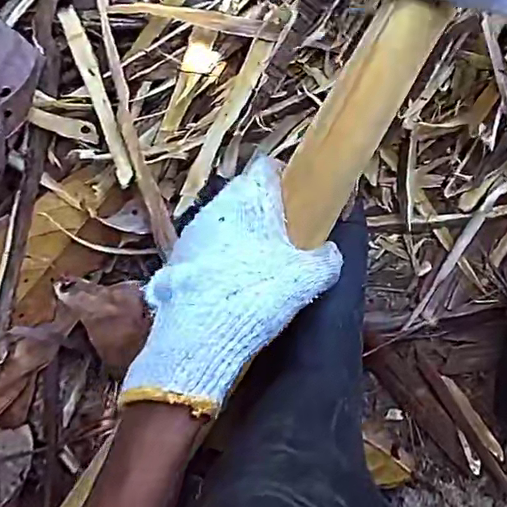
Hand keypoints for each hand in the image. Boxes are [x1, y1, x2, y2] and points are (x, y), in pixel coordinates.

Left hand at [119, 155, 341, 416]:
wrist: (198, 341)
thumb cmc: (258, 294)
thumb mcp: (309, 277)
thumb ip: (327, 257)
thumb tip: (332, 252)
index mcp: (249, 195)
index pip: (268, 165)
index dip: (286, 178)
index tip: (299, 199)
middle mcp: (216, 204)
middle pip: (245, 194)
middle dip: (263, 210)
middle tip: (284, 238)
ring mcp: (190, 232)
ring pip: (223, 222)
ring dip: (239, 236)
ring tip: (258, 268)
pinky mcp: (175, 261)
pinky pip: (205, 251)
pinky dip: (218, 261)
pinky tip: (231, 289)